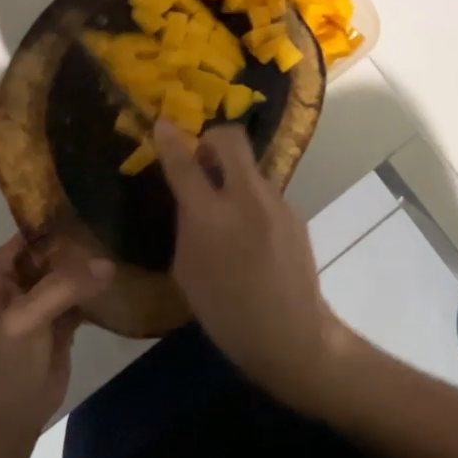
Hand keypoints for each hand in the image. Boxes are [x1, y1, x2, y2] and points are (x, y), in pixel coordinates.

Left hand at [0, 234, 113, 439]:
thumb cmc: (7, 364)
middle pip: (58, 248)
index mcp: (1, 269)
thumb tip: (109, 263)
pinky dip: (100, 287)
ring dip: (95, 264)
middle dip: (86, 242)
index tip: (101, 208)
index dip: (64, 221)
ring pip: (73, 269)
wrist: (10, 419)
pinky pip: (84, 291)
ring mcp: (43, 297)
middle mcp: (20, 276)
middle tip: (123, 228)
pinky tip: (125, 277)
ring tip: (129, 246)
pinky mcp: (63, 317)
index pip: (35, 231)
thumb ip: (64, 287)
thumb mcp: (27, 319)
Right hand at [155, 122, 354, 407]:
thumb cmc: (226, 313)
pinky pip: (265, 194)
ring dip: (233, 175)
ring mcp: (276, 202)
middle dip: (212, 138)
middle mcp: (246, 198)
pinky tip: (251, 235)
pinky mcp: (295, 212)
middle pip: (230, 140)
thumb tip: (190, 200)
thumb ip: (187, 226)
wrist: (290, 334)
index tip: (162, 123)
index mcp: (210, 217)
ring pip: (250, 168)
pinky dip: (252, 202)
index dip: (170, 139)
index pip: (185, 164)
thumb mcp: (187, 272)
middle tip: (201, 157)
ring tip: (226, 209)